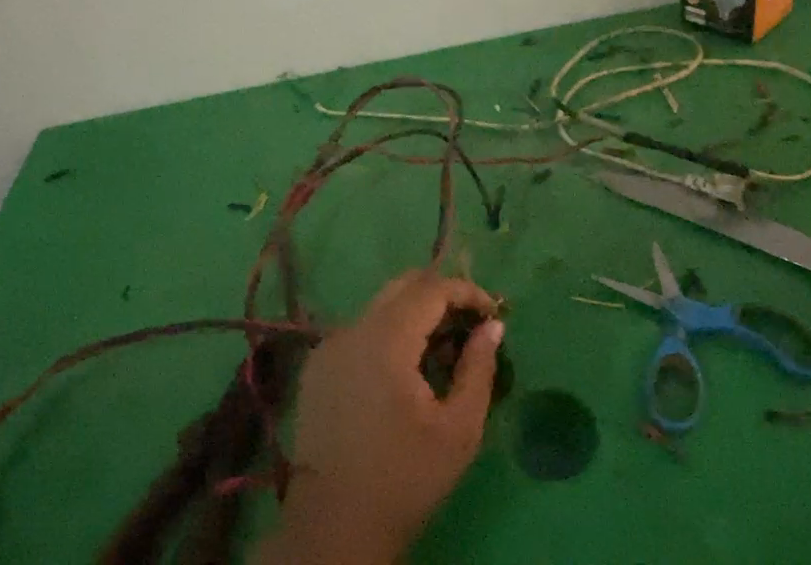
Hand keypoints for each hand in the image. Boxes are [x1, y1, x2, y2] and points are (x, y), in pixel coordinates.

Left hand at [256, 271, 504, 563]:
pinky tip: (407, 371)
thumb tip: (492, 325)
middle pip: (402, 287)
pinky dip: (390, 334)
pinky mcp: (317, 366)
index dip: (466, 291)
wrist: (335, 523)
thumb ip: (479, 368)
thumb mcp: (459, 428)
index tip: (493, 313)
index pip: (430, 288)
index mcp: (385, 340)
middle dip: (441, 296)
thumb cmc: (405, 477)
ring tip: (443, 353)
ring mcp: (329, 346)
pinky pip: (360, 331)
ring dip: (415, 316)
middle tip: (471, 327)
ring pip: (380, 307)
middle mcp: (351, 330)